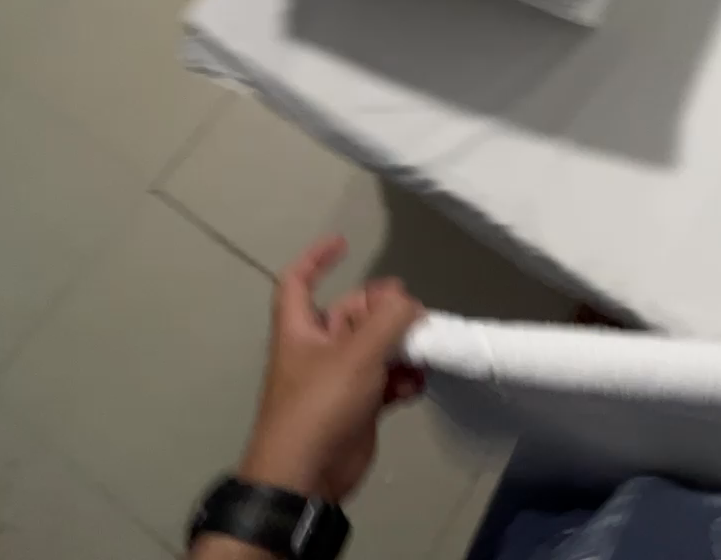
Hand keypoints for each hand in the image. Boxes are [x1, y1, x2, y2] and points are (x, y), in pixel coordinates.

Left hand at [239, 236, 424, 500]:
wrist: (306, 479)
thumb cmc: (319, 406)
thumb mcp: (356, 353)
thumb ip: (389, 318)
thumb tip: (411, 303)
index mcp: (302, 330)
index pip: (298, 282)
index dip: (317, 258)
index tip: (344, 242)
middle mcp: (320, 349)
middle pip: (356, 311)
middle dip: (387, 309)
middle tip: (414, 316)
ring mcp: (341, 377)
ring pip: (379, 344)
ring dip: (403, 345)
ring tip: (422, 351)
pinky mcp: (360, 404)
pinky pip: (389, 376)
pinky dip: (405, 376)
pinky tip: (417, 383)